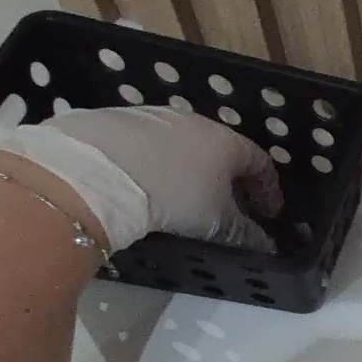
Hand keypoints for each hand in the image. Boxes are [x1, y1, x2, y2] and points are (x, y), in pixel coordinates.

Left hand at [0, 105, 281, 252]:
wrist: (92, 170)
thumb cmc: (175, 196)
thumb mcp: (218, 223)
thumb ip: (247, 234)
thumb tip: (266, 246)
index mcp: (229, 143)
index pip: (263, 164)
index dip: (269, 191)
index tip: (268, 214)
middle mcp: (196, 122)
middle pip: (224, 151)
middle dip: (231, 179)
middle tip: (230, 205)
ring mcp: (153, 116)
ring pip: (185, 144)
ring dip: (193, 168)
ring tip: (186, 193)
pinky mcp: (114, 118)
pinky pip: (149, 142)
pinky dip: (158, 161)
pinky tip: (148, 181)